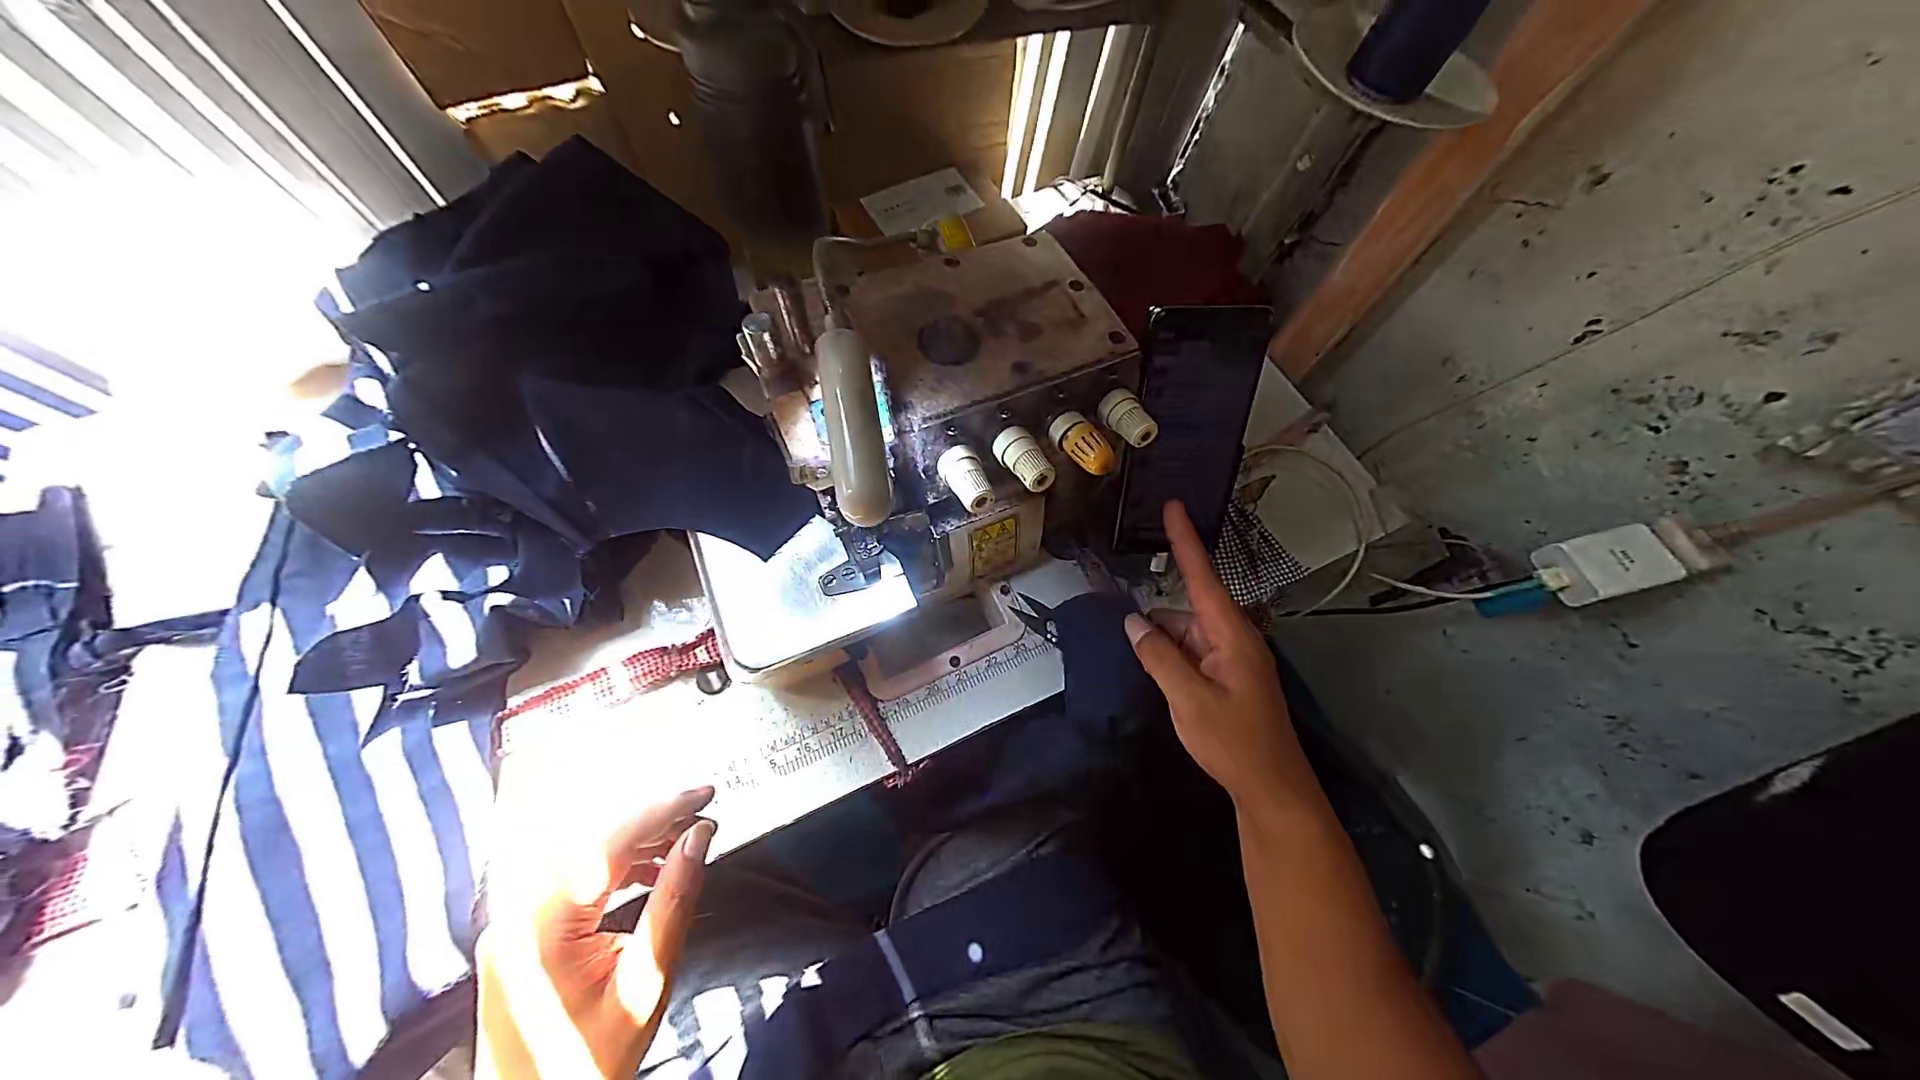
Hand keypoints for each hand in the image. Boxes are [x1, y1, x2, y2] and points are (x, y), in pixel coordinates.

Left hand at [478, 757, 715, 1079]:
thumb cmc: (587, 1067)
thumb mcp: (646, 985)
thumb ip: (674, 902)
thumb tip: (699, 839)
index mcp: (542, 926)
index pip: (611, 842)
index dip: (665, 810)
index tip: (705, 796)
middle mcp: (517, 915)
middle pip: (594, 839)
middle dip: (653, 820)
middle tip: (701, 817)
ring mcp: (512, 922)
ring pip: (584, 851)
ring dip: (636, 839)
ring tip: (682, 841)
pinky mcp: (519, 931)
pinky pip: (572, 874)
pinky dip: (615, 862)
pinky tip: (647, 869)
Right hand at [1125, 501, 1312, 808]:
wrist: (1272, 788)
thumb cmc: (1234, 742)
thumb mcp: (1188, 699)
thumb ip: (1158, 656)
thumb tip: (1133, 622)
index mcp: (1232, 635)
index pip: (1202, 577)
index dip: (1185, 541)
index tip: (1174, 506)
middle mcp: (1234, 638)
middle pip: (1186, 611)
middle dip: (1159, 627)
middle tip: (1144, 660)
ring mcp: (1233, 658)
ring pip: (1186, 635)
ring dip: (1166, 650)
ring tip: (1168, 690)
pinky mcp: (1229, 675)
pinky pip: (1193, 654)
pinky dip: (1175, 663)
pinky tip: (1171, 688)